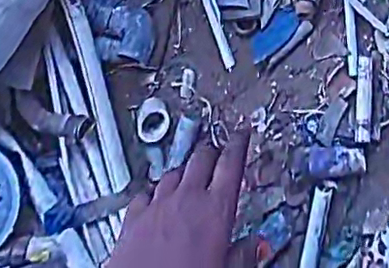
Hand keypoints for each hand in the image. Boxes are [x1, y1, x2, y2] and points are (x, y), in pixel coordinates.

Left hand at [108, 128, 251, 267]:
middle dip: (212, 153)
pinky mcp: (133, 217)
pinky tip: (156, 201)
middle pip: (202, 157)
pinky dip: (154, 193)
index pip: (231, 162)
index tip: (242, 134)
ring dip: (185, 174)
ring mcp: (158, 205)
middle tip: (218, 156)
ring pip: (175, 172)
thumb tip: (255, 246)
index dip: (239, 143)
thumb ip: (242, 255)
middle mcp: (187, 199)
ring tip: (190, 180)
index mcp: (215, 211)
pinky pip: (146, 192)